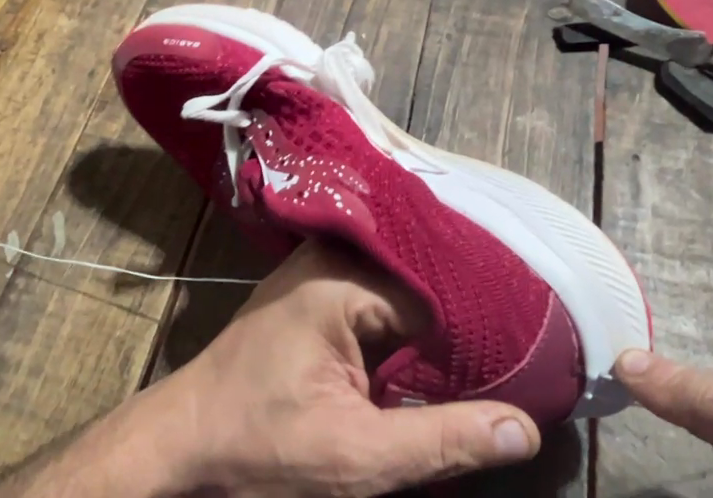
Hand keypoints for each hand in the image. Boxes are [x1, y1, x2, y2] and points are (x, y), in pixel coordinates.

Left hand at [148, 241, 539, 495]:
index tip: (530, 352)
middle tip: (523, 346)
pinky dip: (405, 324)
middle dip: (464, 318)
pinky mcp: (312, 292)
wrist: (183, 442)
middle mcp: (330, 256)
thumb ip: (443, 440)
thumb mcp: (357, 457)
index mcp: (341, 280)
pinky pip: (375, 296)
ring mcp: (317, 269)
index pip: (439, 292)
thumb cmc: (259, 449)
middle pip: (420, 281)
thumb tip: (525, 428)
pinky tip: (435, 350)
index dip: (483, 329)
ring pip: (400, 288)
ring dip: (436, 322)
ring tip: (494, 345)